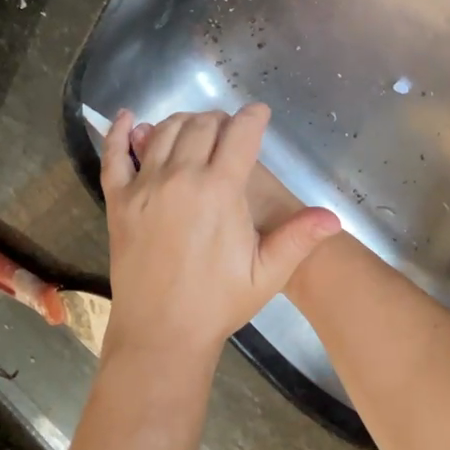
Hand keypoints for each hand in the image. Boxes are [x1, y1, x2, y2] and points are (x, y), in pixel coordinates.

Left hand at [100, 104, 342, 361]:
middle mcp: (181, 177)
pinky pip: (114, 155)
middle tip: (231, 132)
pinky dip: (119, 132)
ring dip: (185, 122)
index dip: (253, 117)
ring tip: (198, 132)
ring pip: (166, 131)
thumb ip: (299, 238)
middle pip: (203, 124)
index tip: (260, 114)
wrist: (161, 335)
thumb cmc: (218, 302)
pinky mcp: (118, 200)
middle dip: (222, 121)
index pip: (240, 133)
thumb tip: (335, 218)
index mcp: (219, 190)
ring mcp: (145, 186)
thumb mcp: (267, 273)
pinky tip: (129, 119)